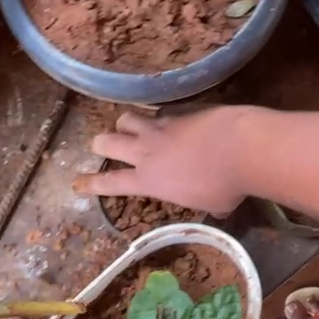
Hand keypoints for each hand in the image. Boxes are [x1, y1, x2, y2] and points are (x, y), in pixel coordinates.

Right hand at [74, 106, 252, 214]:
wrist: (241, 146)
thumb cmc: (226, 185)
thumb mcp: (213, 204)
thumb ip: (207, 204)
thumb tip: (218, 208)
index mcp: (149, 180)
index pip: (111, 183)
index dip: (91, 183)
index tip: (77, 182)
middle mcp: (146, 151)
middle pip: (107, 142)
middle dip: (101, 145)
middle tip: (102, 147)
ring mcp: (161, 126)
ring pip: (127, 118)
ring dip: (125, 124)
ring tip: (131, 128)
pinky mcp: (179, 110)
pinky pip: (158, 111)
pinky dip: (158, 116)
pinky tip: (170, 119)